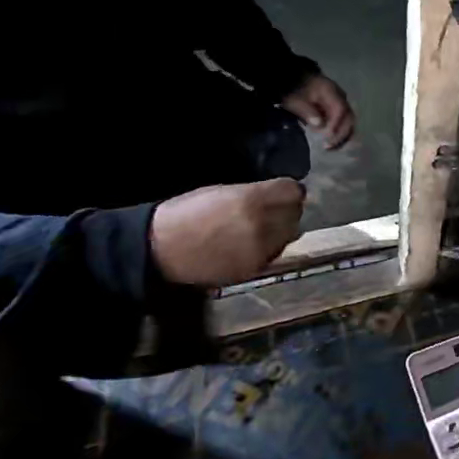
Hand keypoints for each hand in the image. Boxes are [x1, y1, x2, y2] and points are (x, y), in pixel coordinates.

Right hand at [150, 178, 304, 285]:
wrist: (163, 248)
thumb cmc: (188, 212)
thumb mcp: (223, 191)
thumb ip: (256, 192)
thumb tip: (278, 193)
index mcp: (252, 201)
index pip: (293, 191)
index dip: (288, 189)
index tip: (282, 190)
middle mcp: (263, 226)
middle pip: (295, 213)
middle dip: (287, 208)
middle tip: (274, 207)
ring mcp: (260, 251)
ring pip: (289, 235)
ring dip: (282, 228)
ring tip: (264, 225)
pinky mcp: (255, 269)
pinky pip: (275, 253)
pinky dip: (271, 246)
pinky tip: (254, 242)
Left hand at [281, 73, 355, 149]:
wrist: (293, 78)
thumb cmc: (294, 89)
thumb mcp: (296, 100)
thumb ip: (308, 112)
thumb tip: (320, 125)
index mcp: (331, 91)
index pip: (340, 110)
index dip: (336, 126)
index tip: (327, 139)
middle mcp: (340, 96)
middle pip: (348, 117)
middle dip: (341, 134)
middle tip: (329, 147)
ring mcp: (340, 102)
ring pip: (348, 121)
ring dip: (342, 135)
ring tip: (331, 147)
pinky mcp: (336, 108)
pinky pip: (343, 121)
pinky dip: (339, 132)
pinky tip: (331, 142)